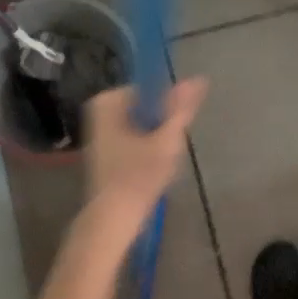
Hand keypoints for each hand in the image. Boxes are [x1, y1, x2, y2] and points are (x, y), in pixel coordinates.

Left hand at [83, 79, 208, 215]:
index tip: (170, 134)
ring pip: (142, 127)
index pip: (150, 92)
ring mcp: (99, 132)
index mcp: (107, 102)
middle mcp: (99, 111)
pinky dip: (145, 152)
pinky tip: (150, 172)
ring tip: (159, 164)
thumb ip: (182, 109)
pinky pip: (133, 141)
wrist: (112, 219)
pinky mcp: (103, 151)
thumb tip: (199, 79)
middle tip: (166, 152)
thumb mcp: (166, 140)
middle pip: (146, 109)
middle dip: (160, 128)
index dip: (166, 111)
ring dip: (155, 142)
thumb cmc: (138, 177)